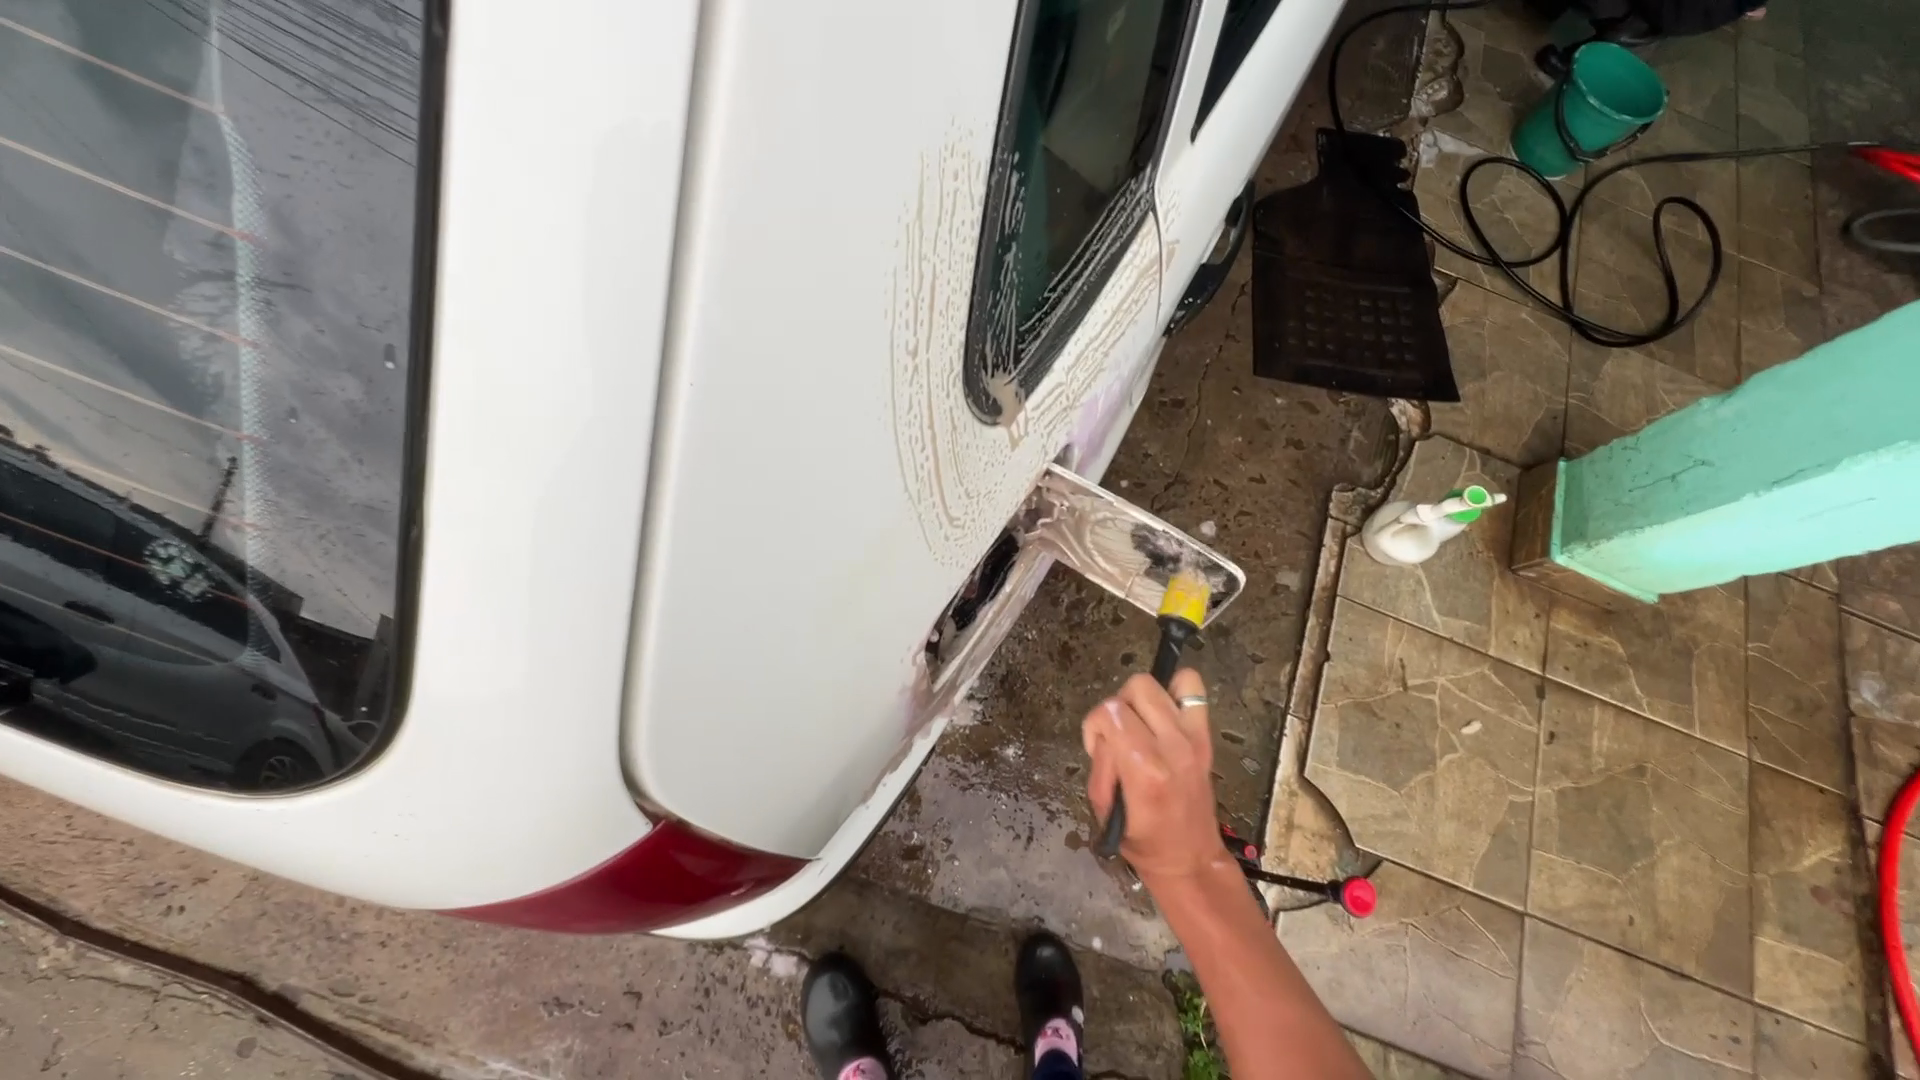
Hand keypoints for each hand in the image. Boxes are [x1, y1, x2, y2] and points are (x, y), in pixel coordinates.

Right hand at [1081, 670, 1230, 884]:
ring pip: (1159, 683)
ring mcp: (1194, 738)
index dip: (1093, 725)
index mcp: (1145, 768)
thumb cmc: (1142, 841)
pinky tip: (1163, 715)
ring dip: (1140, 699)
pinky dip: (1174, 691)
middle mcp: (1173, 746)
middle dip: (1117, 707)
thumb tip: (1105, 736)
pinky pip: (1192, 688)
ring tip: (1139, 726)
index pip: (1110, 712)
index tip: (1096, 749)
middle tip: (1118, 736)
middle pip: (1136, 687)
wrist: (1190, 857)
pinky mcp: (1205, 736)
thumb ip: (1101, 764)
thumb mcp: (1104, 808)